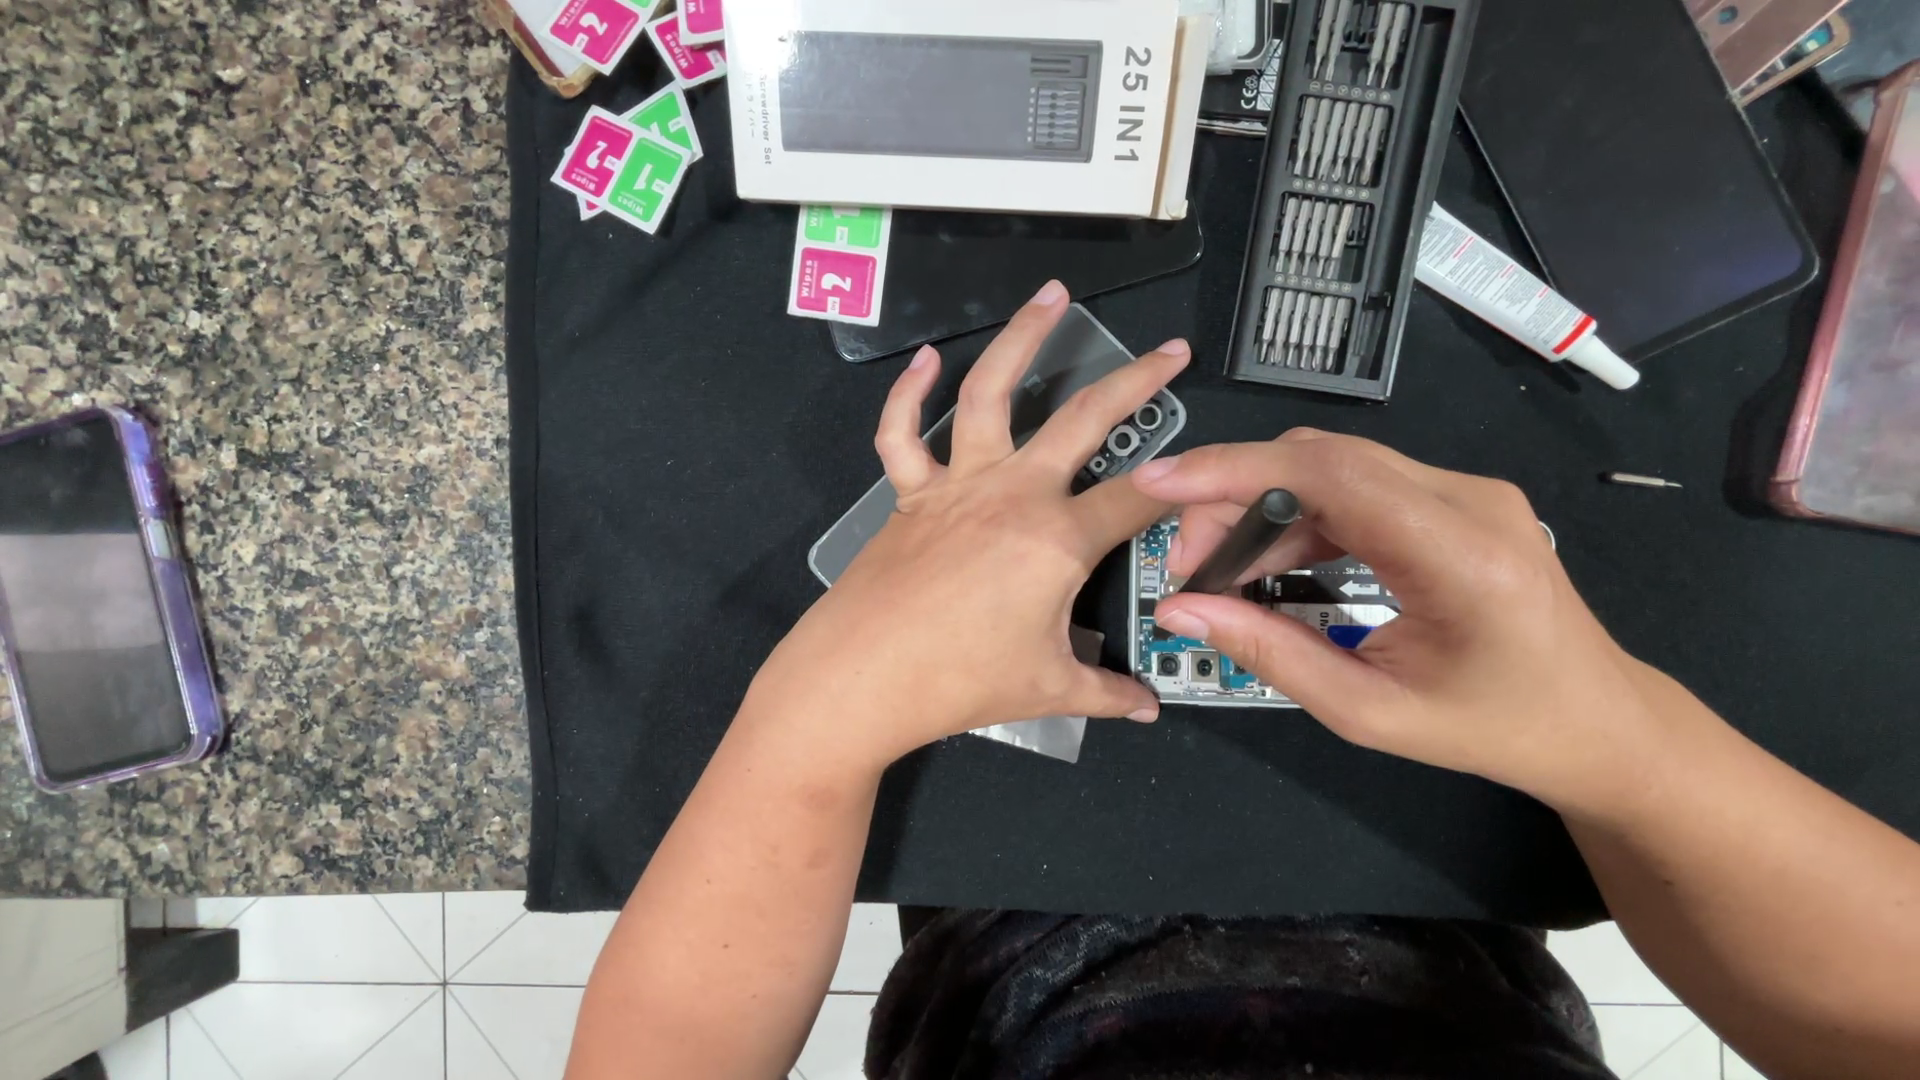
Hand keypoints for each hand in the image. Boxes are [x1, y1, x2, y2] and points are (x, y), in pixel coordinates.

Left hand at [746, 283, 1188, 768]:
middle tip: (1171, 350)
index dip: (1179, 490)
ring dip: (1023, 338)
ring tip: (1051, 297)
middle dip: (1137, 380)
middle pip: (1086, 420)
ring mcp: (958, 485)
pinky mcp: (911, 493)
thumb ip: (1107, 693)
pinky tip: (927, 360)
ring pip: (991, 393)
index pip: (1138, 500)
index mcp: (1058, 540)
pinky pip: (902, 432)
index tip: (1205, 477)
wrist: (862, 677)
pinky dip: (909, 391)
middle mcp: (1014, 494)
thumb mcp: (1047, 689)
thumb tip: (1145, 709)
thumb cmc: (957, 681)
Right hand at [1131, 430, 1662, 811]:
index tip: (1158, 483)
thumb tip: (1178, 611)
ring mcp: (1464, 491)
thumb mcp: (1367, 710)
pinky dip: (1294, 514)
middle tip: (1188, 563)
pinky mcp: (1451, 499)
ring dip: (1259, 505)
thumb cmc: (1491, 728)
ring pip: (1330, 466)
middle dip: (1232, 495)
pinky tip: (1267, 560)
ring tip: (1219, 569)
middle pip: (1320, 457)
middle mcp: (1467, 498)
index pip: (1328, 472)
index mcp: (1459, 553)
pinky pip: (1352, 486)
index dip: (1232, 468)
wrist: (1598, 723)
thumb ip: (1268, 653)